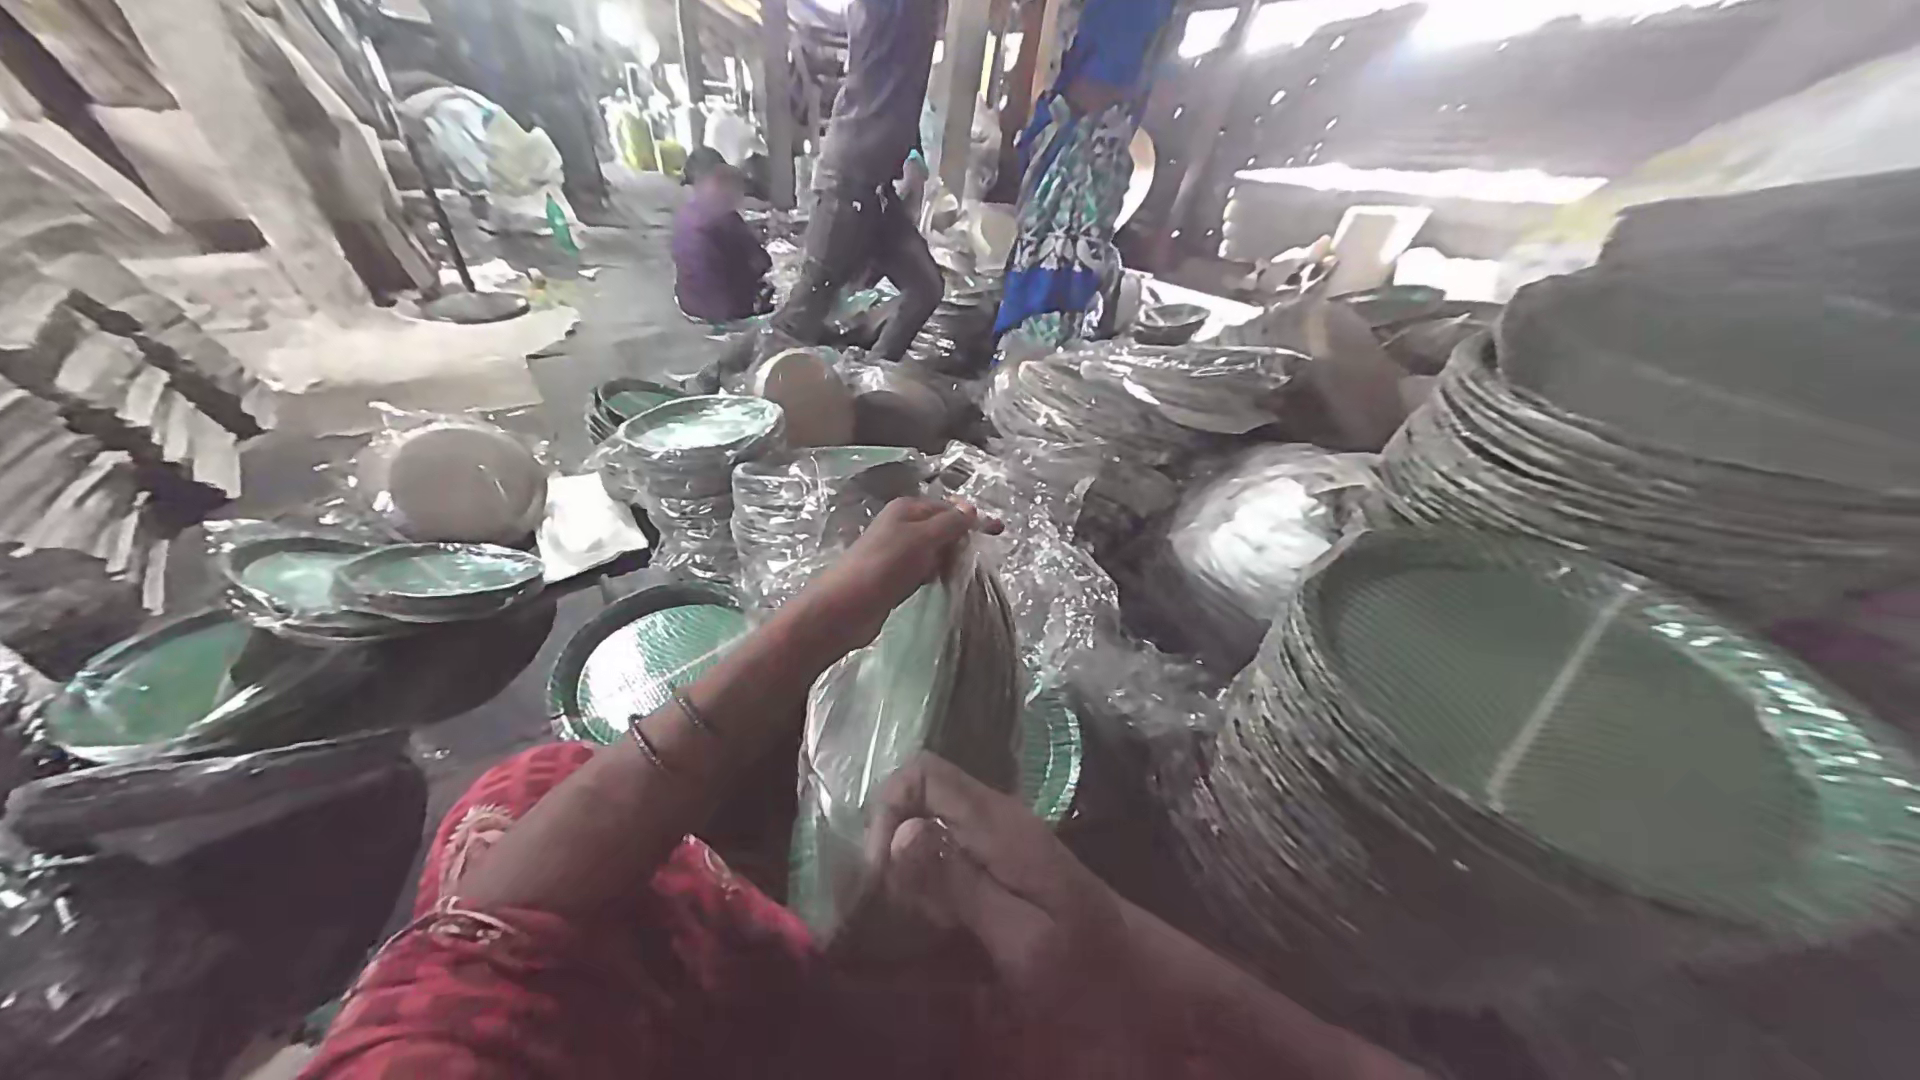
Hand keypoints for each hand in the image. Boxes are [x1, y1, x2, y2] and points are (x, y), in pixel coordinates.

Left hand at [788, 496, 998, 657]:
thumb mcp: (922, 538)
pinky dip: (934, 574)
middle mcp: (902, 525)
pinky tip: (938, 583)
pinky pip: (924, 569)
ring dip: (948, 560)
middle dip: (960, 541)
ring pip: (935, 550)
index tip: (998, 532)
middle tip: (973, 558)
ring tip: (956, 573)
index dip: (972, 518)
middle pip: (943, 528)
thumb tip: (971, 507)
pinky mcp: (896, 575)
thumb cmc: (885, 566)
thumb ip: (949, 523)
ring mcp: (898, 551)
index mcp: (907, 509)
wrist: (847, 606)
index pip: (949, 507)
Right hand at [866, 755, 1426, 1078]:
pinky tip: (934, 924)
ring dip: (907, 866)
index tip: (882, 871)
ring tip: (909, 920)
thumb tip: (899, 833)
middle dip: (892, 840)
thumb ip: (957, 883)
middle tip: (893, 907)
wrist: (1146, 987)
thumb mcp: (1019, 938)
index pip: (922, 770)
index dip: (889, 808)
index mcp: (998, 822)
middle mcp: (995, 817)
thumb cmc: (1085, 968)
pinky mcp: (1004, 863)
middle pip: (922, 794)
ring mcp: (1000, 838)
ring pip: (932, 822)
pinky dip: (928, 880)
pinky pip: (949, 852)